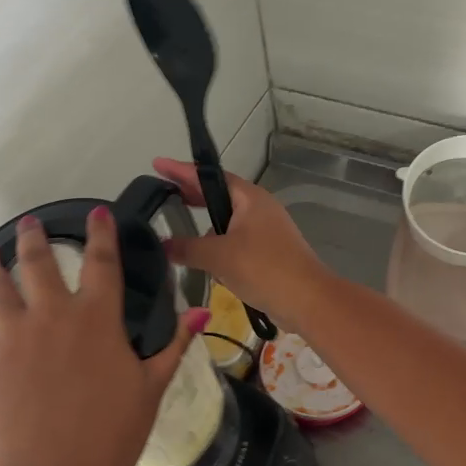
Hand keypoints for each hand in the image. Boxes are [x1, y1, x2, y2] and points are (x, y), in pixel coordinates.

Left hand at [0, 208, 209, 465]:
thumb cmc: (113, 432)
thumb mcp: (152, 387)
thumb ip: (174, 345)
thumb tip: (202, 311)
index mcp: (97, 317)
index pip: (101, 262)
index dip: (101, 233)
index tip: (97, 211)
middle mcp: (53, 315)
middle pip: (39, 264)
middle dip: (34, 238)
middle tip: (28, 222)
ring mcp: (16, 338)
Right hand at [151, 158, 333, 332]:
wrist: (308, 301)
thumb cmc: (264, 269)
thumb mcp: (218, 257)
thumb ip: (187, 248)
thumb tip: (162, 245)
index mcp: (249, 198)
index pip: (210, 177)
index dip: (182, 170)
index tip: (158, 164)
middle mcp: (259, 208)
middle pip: (219, 196)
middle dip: (192, 196)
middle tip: (163, 196)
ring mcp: (266, 231)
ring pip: (227, 221)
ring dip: (205, 225)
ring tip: (178, 230)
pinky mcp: (269, 253)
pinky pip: (236, 242)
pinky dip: (218, 245)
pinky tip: (203, 259)